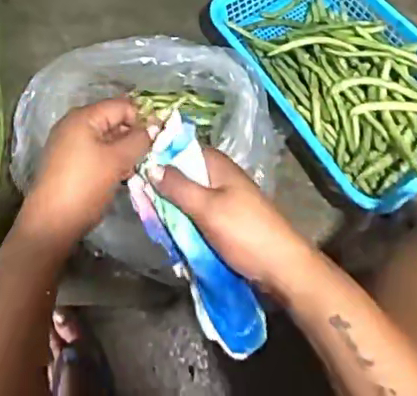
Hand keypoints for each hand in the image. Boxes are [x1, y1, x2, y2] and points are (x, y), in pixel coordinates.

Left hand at [20, 97, 152, 247]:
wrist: (49, 227)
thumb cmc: (85, 186)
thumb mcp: (117, 161)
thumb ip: (139, 139)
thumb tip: (155, 127)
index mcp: (84, 116)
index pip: (123, 106)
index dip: (142, 120)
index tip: (156, 141)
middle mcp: (73, 124)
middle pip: (113, 120)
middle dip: (132, 136)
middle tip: (146, 157)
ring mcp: (67, 143)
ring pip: (105, 138)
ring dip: (122, 151)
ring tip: (131, 170)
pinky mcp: (66, 162)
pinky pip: (95, 152)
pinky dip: (109, 160)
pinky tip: (117, 177)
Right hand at [148, 146, 318, 291]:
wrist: (281, 268)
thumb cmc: (245, 232)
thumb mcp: (207, 208)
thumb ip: (178, 187)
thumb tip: (151, 164)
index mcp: (216, 164)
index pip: (181, 149)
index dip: (158, 156)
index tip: (135, 170)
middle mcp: (218, 176)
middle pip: (181, 176)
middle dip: (162, 192)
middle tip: (144, 209)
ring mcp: (222, 199)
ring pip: (187, 200)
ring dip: (173, 213)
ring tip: (157, 228)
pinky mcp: (224, 221)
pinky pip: (196, 217)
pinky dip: (185, 227)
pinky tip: (174, 241)